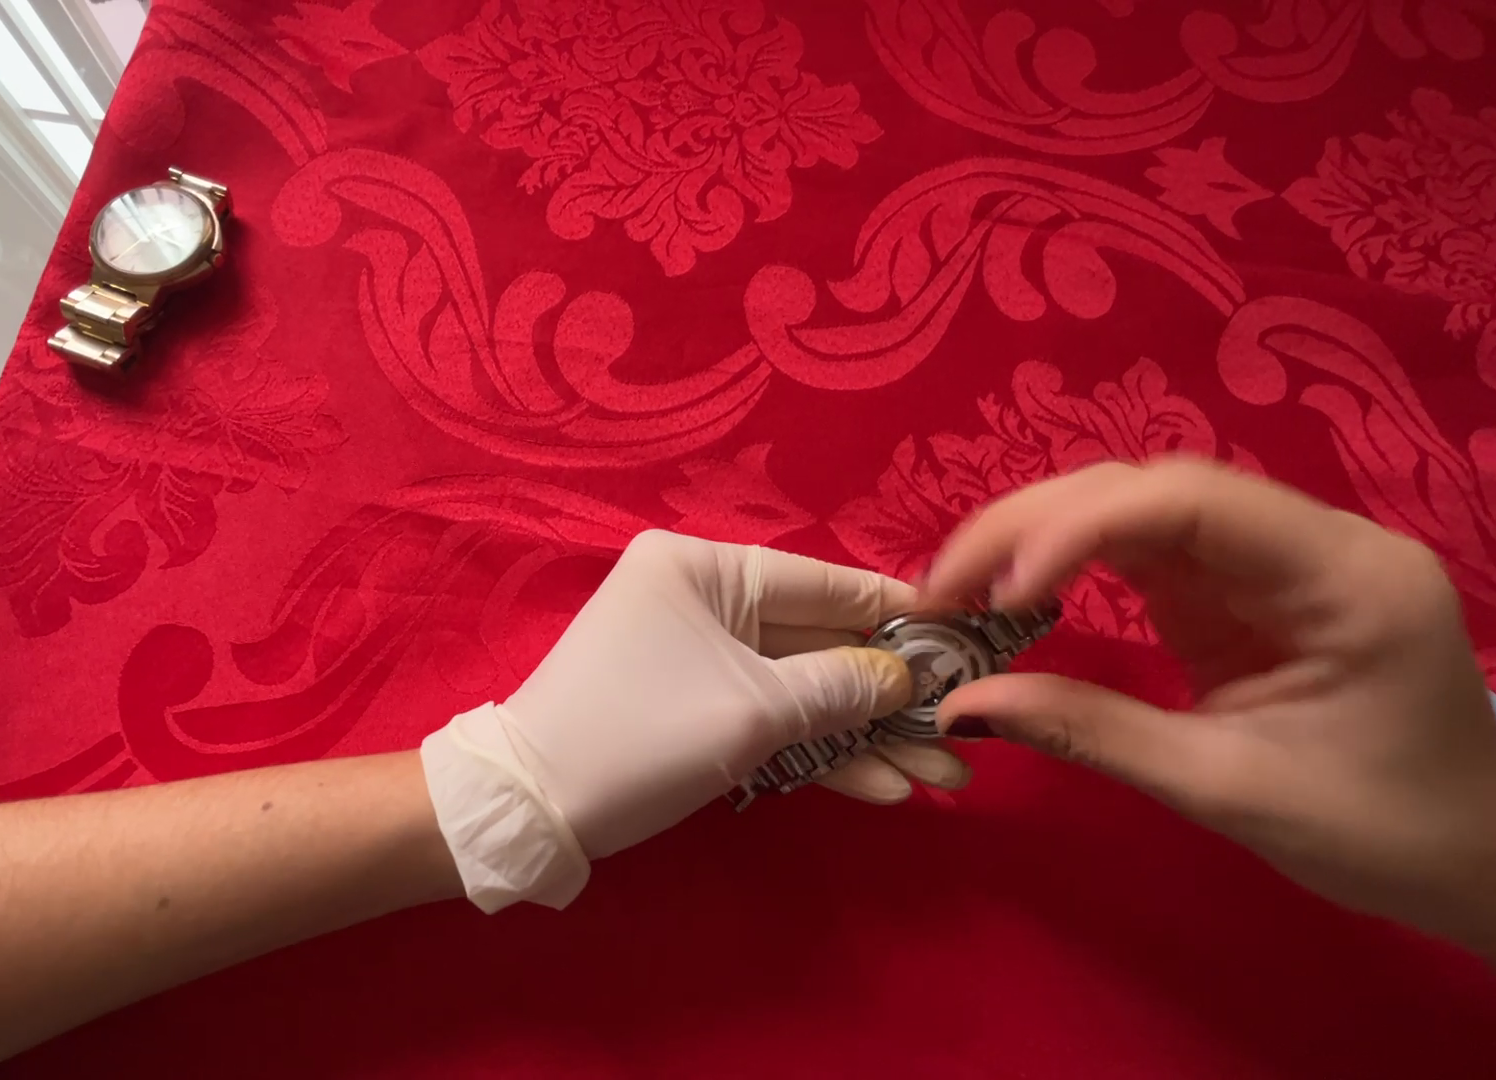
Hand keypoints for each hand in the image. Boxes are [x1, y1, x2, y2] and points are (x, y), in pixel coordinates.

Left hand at [420, 531, 969, 910]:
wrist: (534, 810)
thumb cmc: (641, 736)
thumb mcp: (752, 710)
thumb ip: (839, 687)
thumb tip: (903, 675)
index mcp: (700, 567)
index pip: (818, 581)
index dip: (893, 609)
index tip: (961, 630)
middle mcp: (697, 597)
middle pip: (814, 639)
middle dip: (885, 694)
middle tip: (961, 729)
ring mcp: (694, 653)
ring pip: (795, 687)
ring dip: (860, 733)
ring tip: (940, 776)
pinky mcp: (690, 703)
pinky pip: (764, 715)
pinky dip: (813, 749)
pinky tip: (879, 785)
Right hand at [922, 458, 1495, 962]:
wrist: (1464, 860)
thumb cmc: (1377, 829)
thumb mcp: (1223, 787)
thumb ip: (1087, 731)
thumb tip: (955, 704)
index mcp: (1339, 576)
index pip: (1187, 502)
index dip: (1076, 529)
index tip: (998, 596)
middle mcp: (1296, 539)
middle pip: (1135, 489)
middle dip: (1025, 527)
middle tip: (941, 587)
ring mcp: (1250, 556)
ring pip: (1115, 506)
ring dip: (1024, 536)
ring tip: (955, 586)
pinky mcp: (1215, 582)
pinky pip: (1117, 546)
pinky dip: (1049, 561)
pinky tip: (1005, 590)